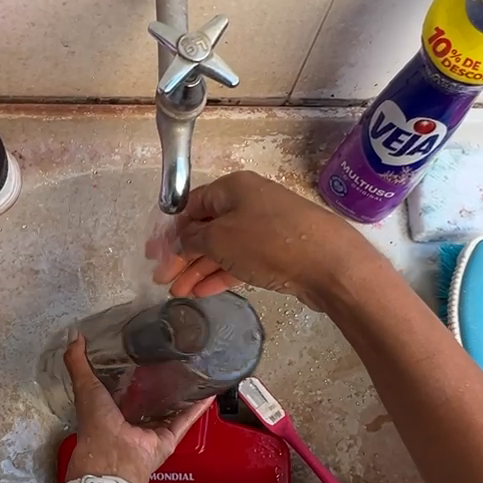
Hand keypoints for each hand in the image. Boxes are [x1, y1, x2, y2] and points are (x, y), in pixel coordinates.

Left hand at [64, 337, 210, 482]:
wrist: (112, 459)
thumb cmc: (96, 425)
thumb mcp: (84, 386)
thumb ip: (78, 363)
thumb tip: (76, 338)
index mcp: (109, 407)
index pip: (122, 384)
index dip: (130, 368)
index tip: (140, 348)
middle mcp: (131, 419)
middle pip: (148, 397)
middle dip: (158, 380)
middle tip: (172, 357)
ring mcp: (151, 429)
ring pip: (169, 408)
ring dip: (181, 393)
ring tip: (194, 372)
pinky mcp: (168, 438)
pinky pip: (185, 420)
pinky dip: (197, 408)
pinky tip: (208, 393)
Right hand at [147, 171, 378, 311]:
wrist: (328, 263)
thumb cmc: (268, 242)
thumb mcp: (219, 238)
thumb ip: (191, 240)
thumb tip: (176, 242)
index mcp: (232, 188)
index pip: (190, 207)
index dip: (169, 232)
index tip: (153, 256)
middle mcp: (247, 203)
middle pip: (205, 229)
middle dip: (181, 256)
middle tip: (162, 280)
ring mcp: (264, 228)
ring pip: (222, 248)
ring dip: (197, 270)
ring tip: (178, 294)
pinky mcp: (277, 253)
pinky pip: (240, 262)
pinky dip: (220, 275)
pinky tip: (202, 292)